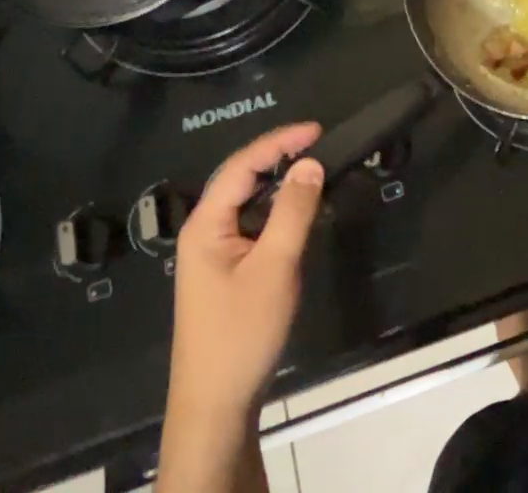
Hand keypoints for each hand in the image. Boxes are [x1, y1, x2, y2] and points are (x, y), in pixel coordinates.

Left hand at [167, 123, 324, 421]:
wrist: (217, 398)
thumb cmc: (242, 330)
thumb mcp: (274, 267)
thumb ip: (293, 212)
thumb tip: (311, 164)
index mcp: (205, 225)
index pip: (241, 167)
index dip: (278, 142)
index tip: (318, 129)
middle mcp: (205, 231)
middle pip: (240, 179)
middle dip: (278, 155)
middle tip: (321, 142)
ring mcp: (215, 252)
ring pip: (248, 202)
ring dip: (280, 182)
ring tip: (317, 167)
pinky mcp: (229, 270)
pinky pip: (254, 224)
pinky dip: (279, 210)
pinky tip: (303, 210)